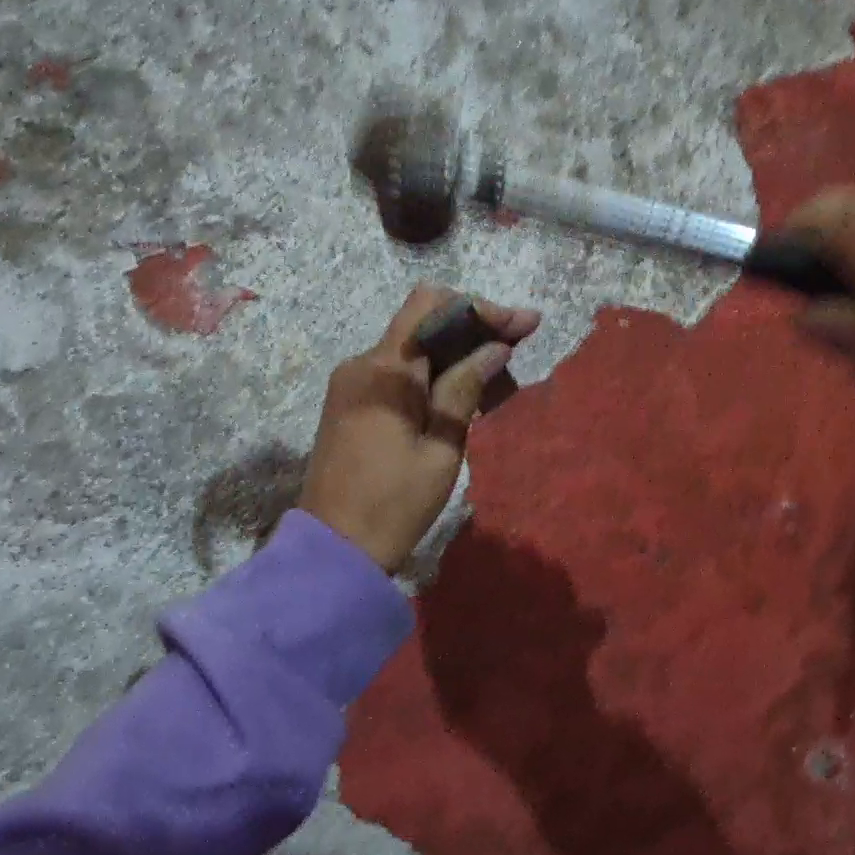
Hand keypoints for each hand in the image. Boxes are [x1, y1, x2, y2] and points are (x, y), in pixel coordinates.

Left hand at [299, 285, 540, 571]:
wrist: (334, 550)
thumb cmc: (394, 503)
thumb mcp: (441, 447)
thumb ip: (465, 389)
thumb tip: (494, 347)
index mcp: (384, 370)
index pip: (430, 304)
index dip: (478, 307)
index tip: (521, 325)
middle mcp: (362, 364)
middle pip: (423, 323)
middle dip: (474, 329)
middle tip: (519, 346)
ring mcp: (352, 383)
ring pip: (413, 349)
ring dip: (455, 354)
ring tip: (499, 377)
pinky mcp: (350, 403)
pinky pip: (398, 373)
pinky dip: (432, 375)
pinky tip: (462, 394)